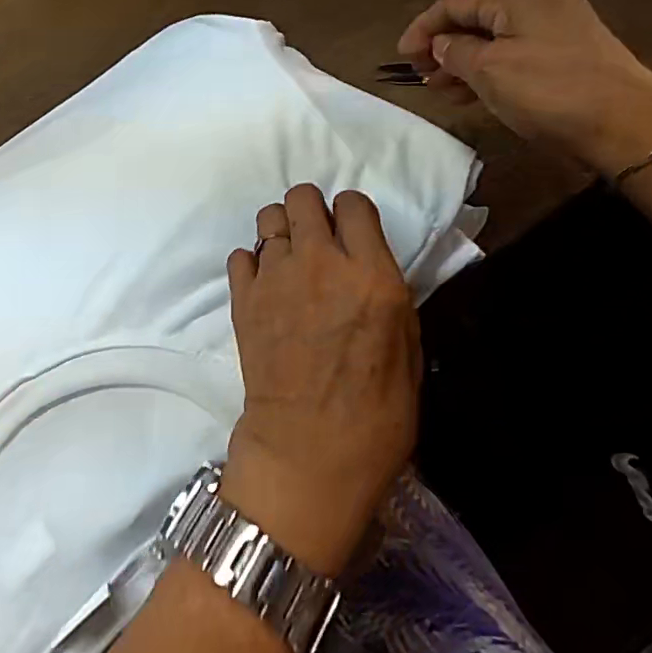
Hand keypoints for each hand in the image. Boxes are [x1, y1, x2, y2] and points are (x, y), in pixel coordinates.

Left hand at [221, 184, 420, 576]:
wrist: (308, 455)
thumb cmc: (376, 414)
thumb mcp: (409, 349)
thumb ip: (391, 295)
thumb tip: (371, 271)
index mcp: (372, 274)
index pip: (355, 203)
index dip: (353, 214)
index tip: (353, 233)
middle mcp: (322, 262)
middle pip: (304, 196)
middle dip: (312, 210)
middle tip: (318, 239)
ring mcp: (276, 278)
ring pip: (268, 216)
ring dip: (282, 231)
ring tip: (290, 260)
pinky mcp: (243, 300)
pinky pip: (241, 254)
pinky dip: (255, 263)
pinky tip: (266, 287)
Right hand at [397, 0, 651, 175]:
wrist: (627, 123)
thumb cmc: (551, 91)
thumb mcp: (491, 70)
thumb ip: (457, 52)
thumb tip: (443, 44)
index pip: (455, 0)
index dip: (423, 27)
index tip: (402, 57)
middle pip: (477, 15)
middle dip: (445, 46)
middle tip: (425, 77)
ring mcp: (559, 21)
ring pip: (497, 35)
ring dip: (467, 61)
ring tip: (445, 90)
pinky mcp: (571, 48)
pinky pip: (518, 50)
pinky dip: (493, 68)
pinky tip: (477, 92)